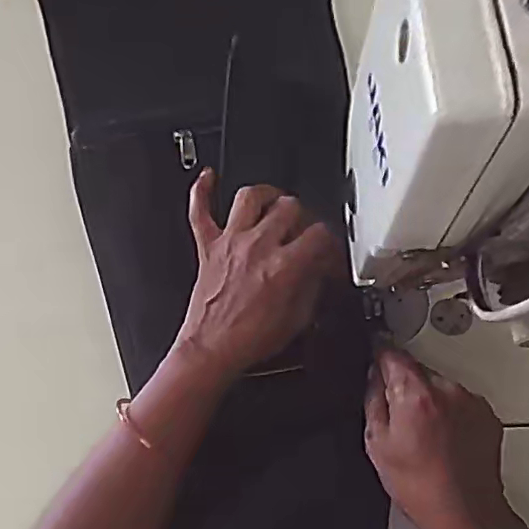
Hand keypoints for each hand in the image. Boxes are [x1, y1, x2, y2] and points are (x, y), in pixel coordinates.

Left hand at [174, 169, 337, 379]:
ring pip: (251, 197)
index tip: (328, 254)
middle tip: (302, 233)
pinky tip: (208, 178)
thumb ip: (312, 288)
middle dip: (303, 218)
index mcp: (284, 265)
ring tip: (273, 202)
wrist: (211, 351)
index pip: (321, 235)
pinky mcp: (207, 248)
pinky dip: (201, 192)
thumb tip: (318, 272)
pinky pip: (199, 211)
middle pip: (290, 207)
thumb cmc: (246, 340)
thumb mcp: (296, 320)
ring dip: (266, 196)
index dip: (330, 244)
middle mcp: (257, 246)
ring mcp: (230, 243)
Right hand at [364, 346, 519, 528]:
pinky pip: (460, 401)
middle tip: (396, 416)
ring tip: (421, 435)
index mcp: (415, 395)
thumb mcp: (377, 443)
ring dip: (428, 398)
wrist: (464, 513)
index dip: (379, 354)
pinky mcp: (487, 415)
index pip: (393, 354)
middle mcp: (447, 391)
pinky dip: (449, 411)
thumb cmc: (421, 486)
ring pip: (439, 385)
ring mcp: (471, 402)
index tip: (374, 355)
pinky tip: (440, 439)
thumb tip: (374, 378)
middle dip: (404, 385)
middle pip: (417, 369)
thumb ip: (373, 401)